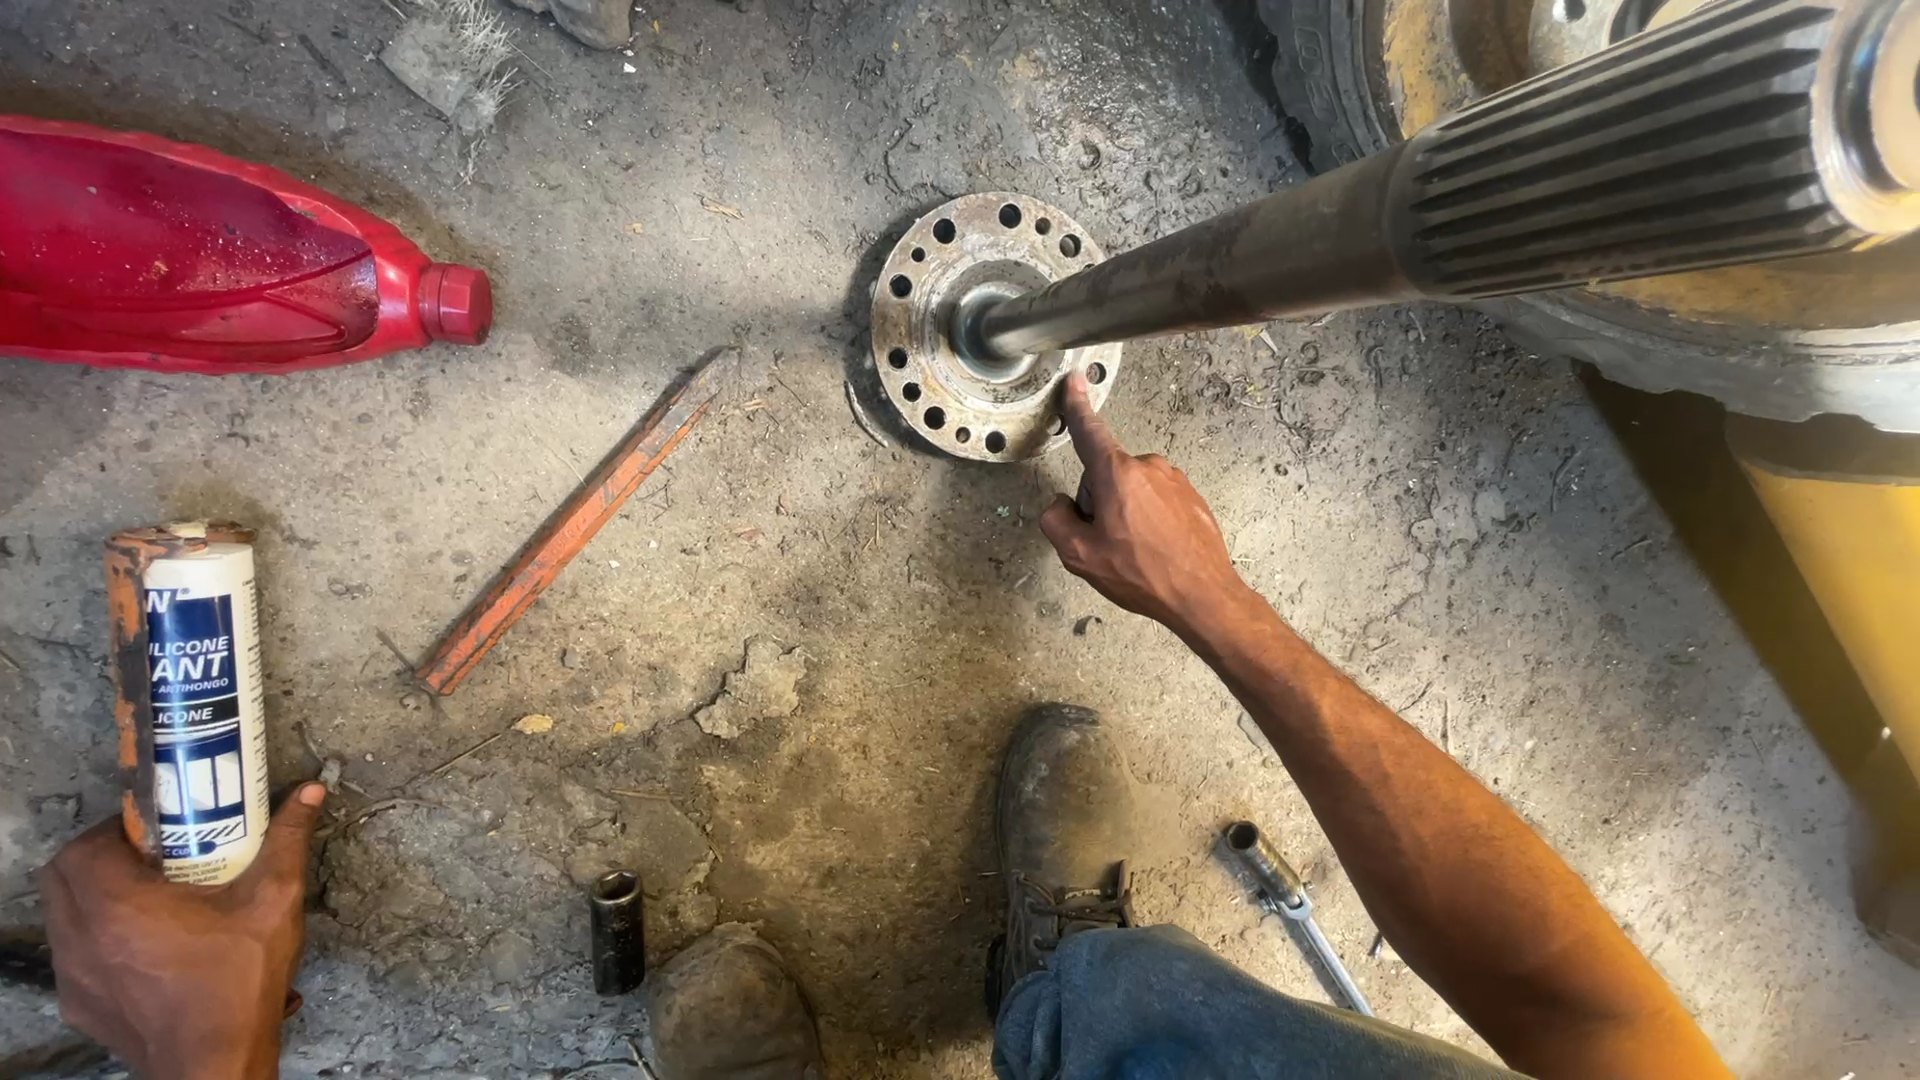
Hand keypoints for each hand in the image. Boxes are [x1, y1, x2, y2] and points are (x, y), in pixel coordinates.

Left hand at [39, 783, 326, 1079]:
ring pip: (65, 914)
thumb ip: (287, 839)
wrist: (213, 1055)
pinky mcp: (79, 1001)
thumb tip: (311, 790)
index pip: (84, 848)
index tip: (164, 822)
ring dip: (103, 889)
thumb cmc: (241, 971)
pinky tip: (158, 935)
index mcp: (121, 907)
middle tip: (162, 846)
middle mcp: (81, 938)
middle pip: (61, 877)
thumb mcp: (276, 896)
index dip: (118, 826)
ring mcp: (72, 975)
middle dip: (106, 852)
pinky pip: (76, 949)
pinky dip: (104, 928)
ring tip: (164, 887)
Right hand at [1040, 371, 1253, 636]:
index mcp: (1117, 474)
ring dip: (1124, 515)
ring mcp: (1174, 481)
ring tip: (1135, 552)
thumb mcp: (1079, 554)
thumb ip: (1055, 520)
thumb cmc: (1142, 574)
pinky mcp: (1191, 497)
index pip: (1089, 432)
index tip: (1074, 380)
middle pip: (1104, 476)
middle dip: (1098, 506)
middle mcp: (1148, 467)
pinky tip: (1154, 551)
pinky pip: (1155, 502)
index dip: (1076, 406)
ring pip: (1130, 491)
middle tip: (1109, 543)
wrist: (1202, 596)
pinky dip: (1149, 522)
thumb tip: (1062, 506)